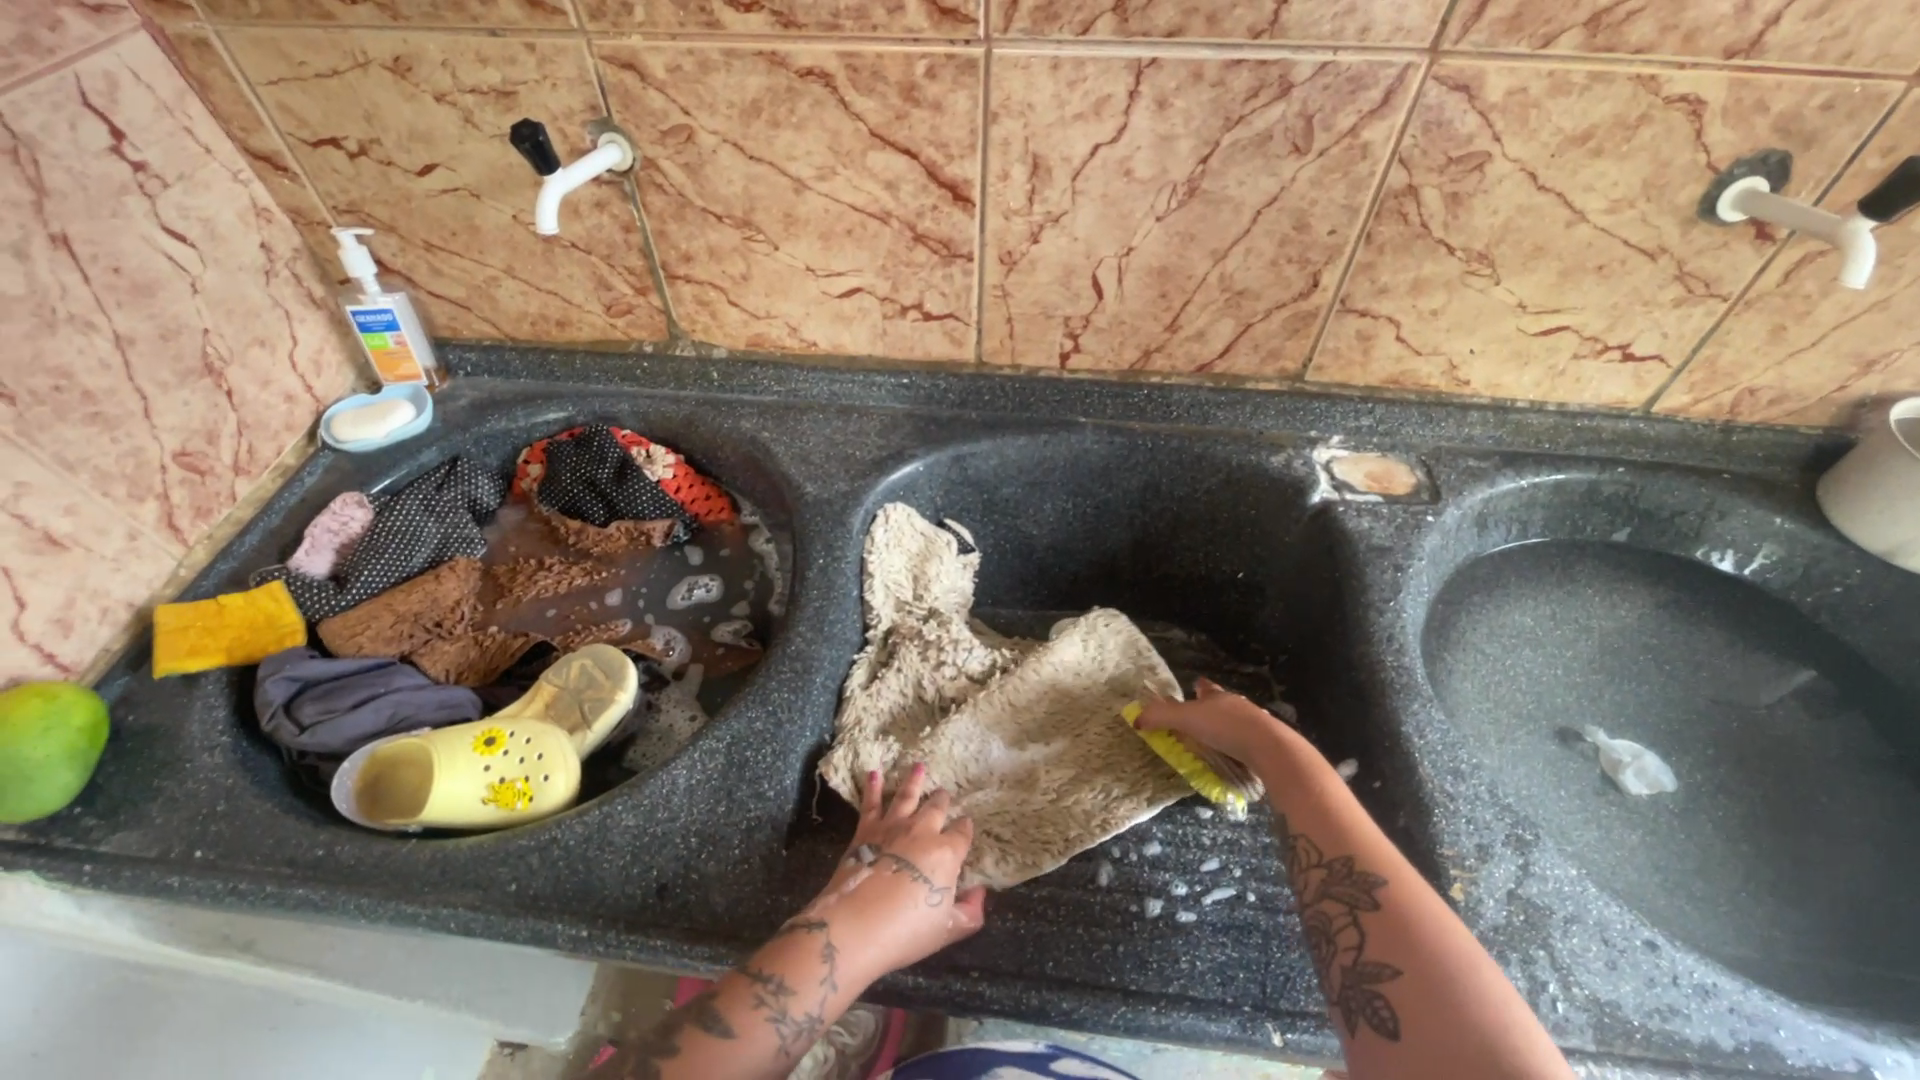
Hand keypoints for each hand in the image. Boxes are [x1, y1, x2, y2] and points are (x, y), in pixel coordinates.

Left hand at [802, 763, 986, 985]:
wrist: (856, 926)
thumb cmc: (906, 931)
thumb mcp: (949, 930)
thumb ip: (971, 911)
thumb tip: (980, 893)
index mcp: (947, 853)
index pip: (962, 833)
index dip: (965, 828)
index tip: (965, 825)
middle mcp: (922, 831)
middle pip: (936, 808)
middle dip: (942, 800)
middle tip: (944, 792)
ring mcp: (892, 827)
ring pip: (907, 796)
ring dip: (914, 780)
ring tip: (919, 765)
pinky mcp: (865, 831)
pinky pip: (871, 803)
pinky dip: (873, 787)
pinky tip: (873, 773)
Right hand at [1135, 677, 1299, 766]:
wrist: (1269, 747)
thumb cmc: (1225, 727)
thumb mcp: (1186, 719)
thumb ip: (1160, 717)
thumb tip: (1136, 719)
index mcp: (1217, 696)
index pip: (1205, 687)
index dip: (1198, 687)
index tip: (1193, 687)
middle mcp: (1237, 705)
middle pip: (1222, 703)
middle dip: (1212, 708)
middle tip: (1199, 720)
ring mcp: (1254, 724)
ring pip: (1236, 721)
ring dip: (1226, 728)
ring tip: (1215, 741)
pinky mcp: (1265, 744)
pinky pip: (1247, 742)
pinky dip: (1238, 747)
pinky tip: (1233, 757)